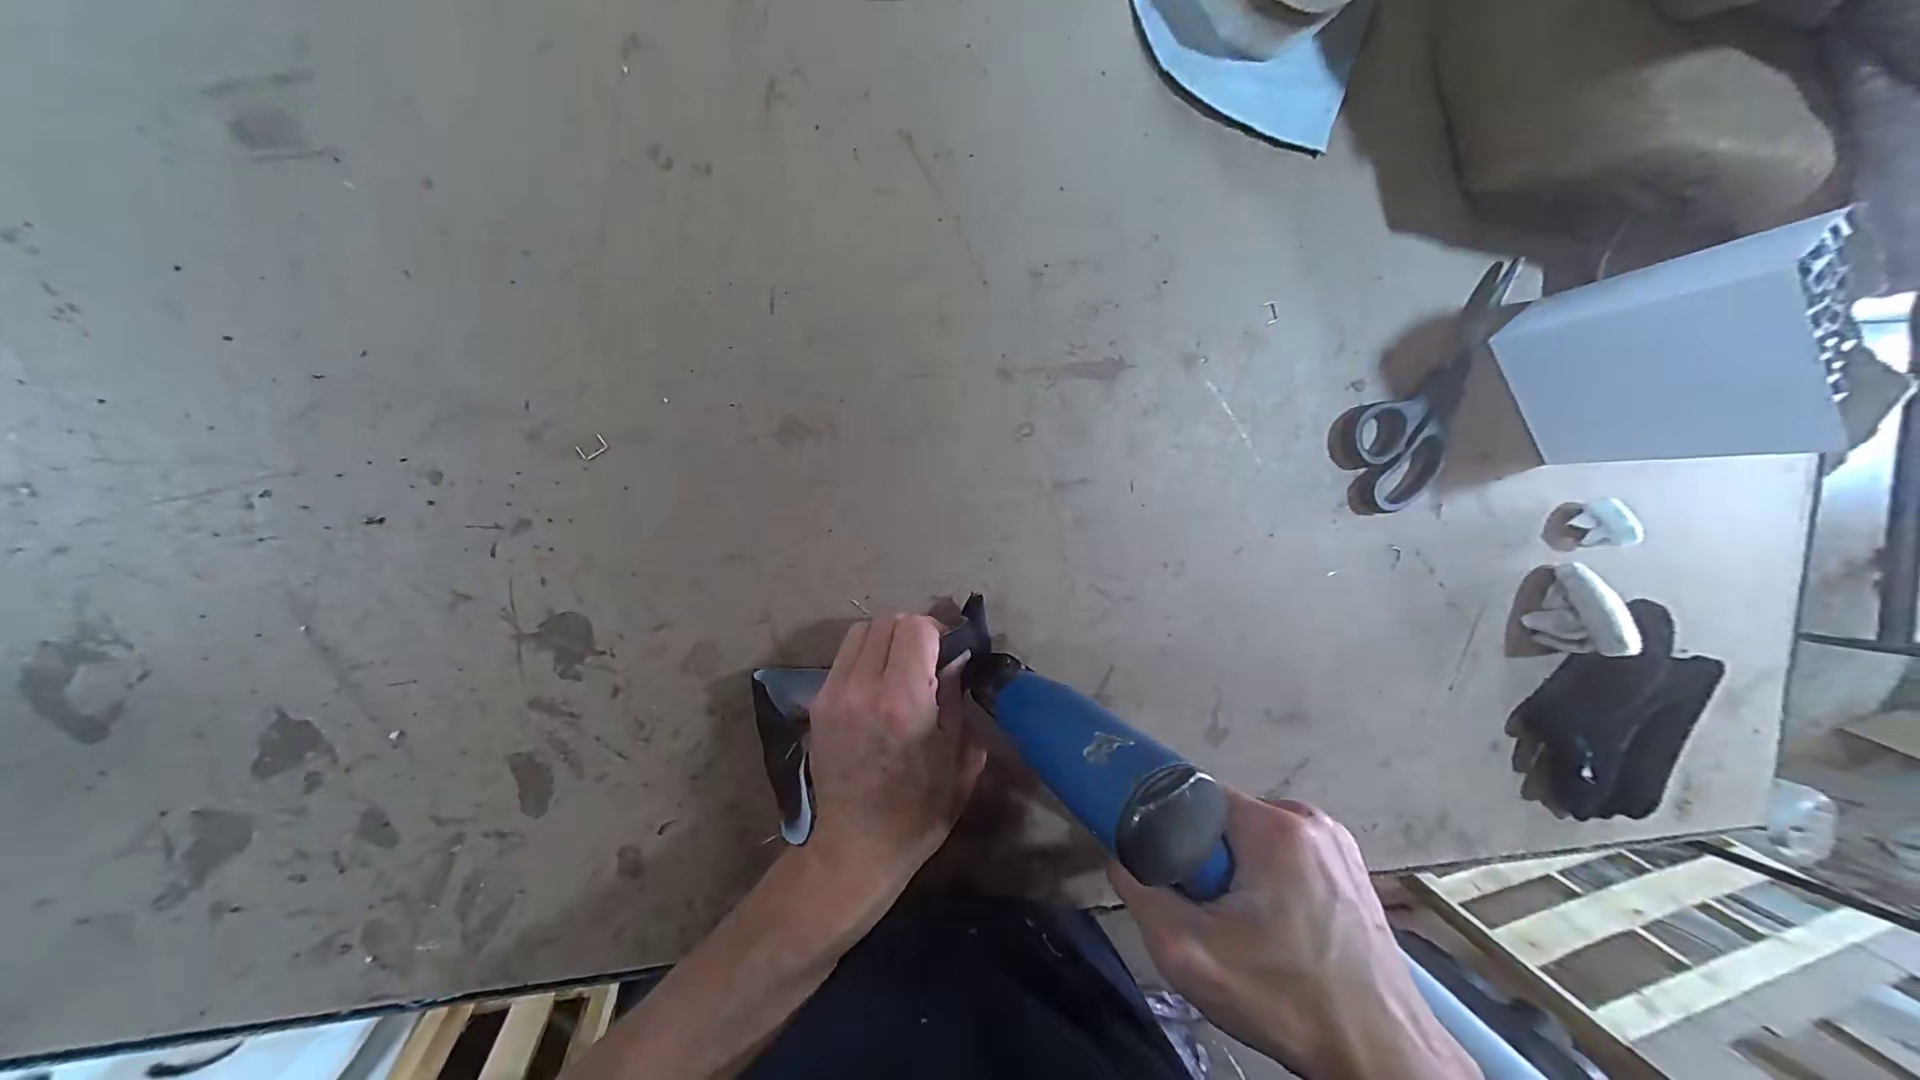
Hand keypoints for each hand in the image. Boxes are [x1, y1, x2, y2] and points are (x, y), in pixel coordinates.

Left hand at [804, 614, 987, 889]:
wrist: (855, 847)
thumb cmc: (919, 811)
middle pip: (888, 621)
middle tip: (930, 659)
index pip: (916, 628)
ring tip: (903, 667)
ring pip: (862, 631)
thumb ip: (957, 696)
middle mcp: (862, 688)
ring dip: (888, 639)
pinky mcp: (818, 702)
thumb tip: (956, 657)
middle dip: (915, 632)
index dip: (940, 632)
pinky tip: (879, 685)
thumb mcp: (959, 757)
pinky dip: (867, 656)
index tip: (951, 654)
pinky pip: (845, 656)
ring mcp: (833, 693)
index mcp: (903, 703)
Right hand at [1110, 793, 1479, 1079]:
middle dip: (1205, 860)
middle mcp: (1310, 820)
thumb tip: (1120, 855)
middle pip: (1225, 821)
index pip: (1195, 798)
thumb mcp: (1188, 952)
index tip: (1169, 875)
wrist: (1382, 1060)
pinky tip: (1275, 930)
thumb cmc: (1285, 999)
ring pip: (1254, 841)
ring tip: (1242, 928)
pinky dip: (1269, 883)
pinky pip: (1286, 858)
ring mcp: (1337, 844)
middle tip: (1206, 913)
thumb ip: (1140, 892)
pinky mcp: (1352, 871)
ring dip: (1236, 873)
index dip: (1169, 831)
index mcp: (1275, 825)